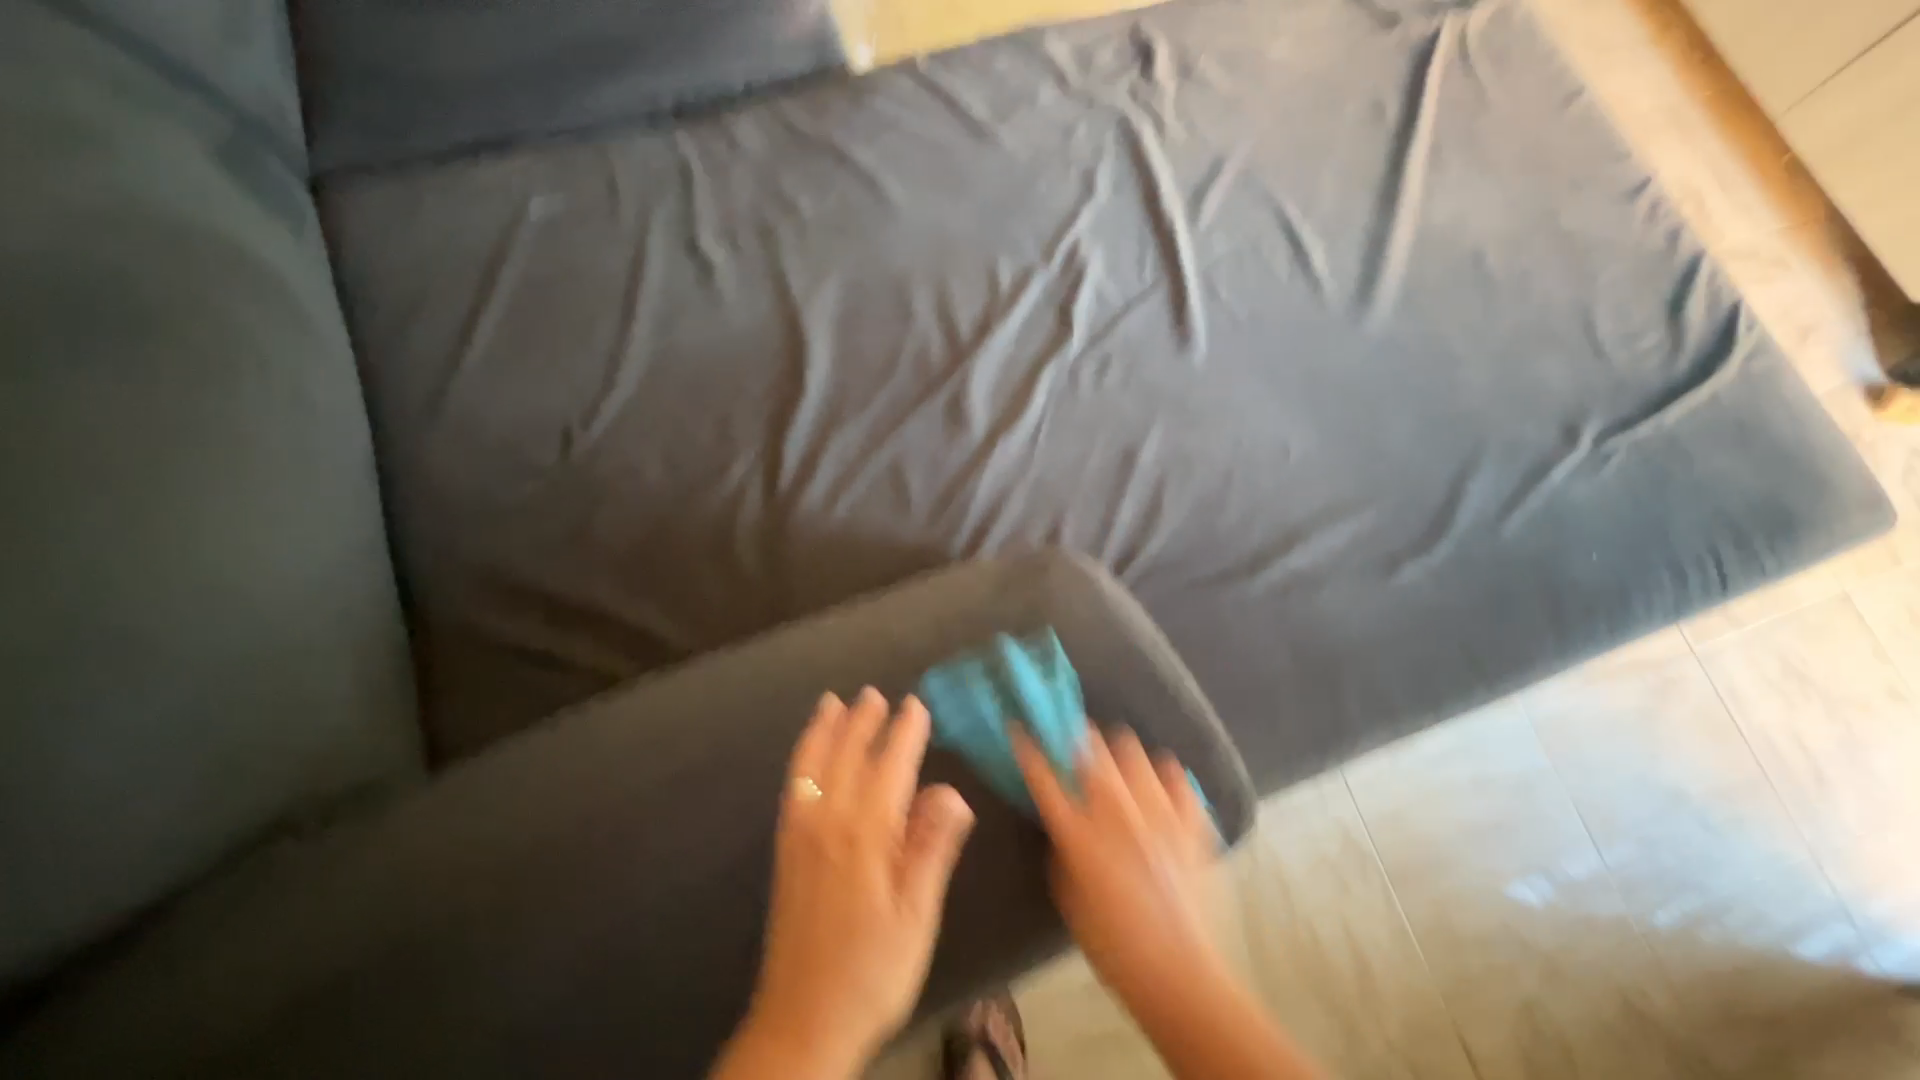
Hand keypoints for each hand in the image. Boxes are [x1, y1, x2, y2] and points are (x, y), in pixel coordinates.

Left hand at [738, 689, 976, 1073]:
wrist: (802, 1020)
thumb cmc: (873, 971)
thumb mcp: (917, 914)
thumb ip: (931, 848)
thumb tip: (950, 792)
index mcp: (866, 835)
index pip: (890, 768)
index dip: (905, 735)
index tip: (916, 705)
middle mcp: (828, 823)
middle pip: (847, 758)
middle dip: (863, 723)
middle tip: (877, 694)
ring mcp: (800, 836)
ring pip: (812, 767)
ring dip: (825, 731)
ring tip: (834, 703)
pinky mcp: (785, 852)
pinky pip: (793, 789)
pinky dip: (801, 760)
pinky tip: (807, 757)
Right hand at [1012, 726, 1224, 1000]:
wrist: (1174, 970)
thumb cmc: (1109, 942)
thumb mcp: (1067, 894)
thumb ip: (1062, 846)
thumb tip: (1063, 818)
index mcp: (1078, 834)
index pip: (1044, 776)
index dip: (1029, 747)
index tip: (1020, 729)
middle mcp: (1116, 813)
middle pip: (1091, 749)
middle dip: (1076, 739)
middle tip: (1074, 746)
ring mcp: (1158, 813)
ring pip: (1134, 752)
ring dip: (1117, 753)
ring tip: (1116, 765)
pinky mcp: (1190, 821)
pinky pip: (1177, 776)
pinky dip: (1162, 774)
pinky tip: (1155, 786)